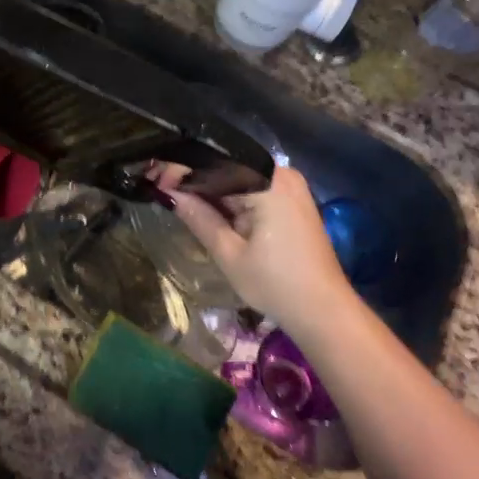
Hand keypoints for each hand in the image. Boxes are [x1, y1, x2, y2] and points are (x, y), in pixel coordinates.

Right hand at [150, 162, 354, 335]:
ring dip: (212, 192)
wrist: (325, 312)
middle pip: (228, 169)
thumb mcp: (229, 253)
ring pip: (239, 181)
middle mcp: (282, 175)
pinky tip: (209, 212)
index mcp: (268, 181)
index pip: (215, 166)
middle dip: (195, 181)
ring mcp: (291, 188)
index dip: (181, 171)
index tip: (154, 179)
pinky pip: (254, 191)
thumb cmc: (275, 283)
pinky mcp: (293, 203)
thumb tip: (169, 192)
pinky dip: (232, 202)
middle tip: (161, 188)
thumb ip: (199, 217)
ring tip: (177, 198)